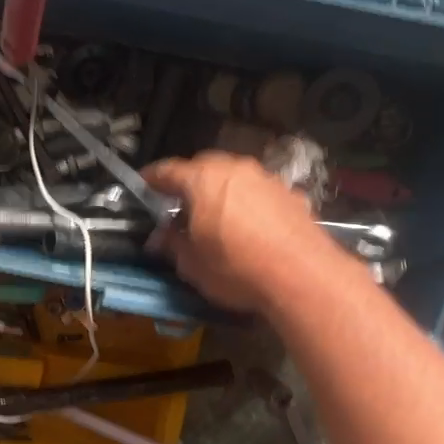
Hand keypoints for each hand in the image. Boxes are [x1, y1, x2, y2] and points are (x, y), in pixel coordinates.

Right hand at [146, 152, 345, 312]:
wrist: (300, 275)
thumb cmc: (236, 268)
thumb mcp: (192, 264)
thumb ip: (172, 244)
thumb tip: (160, 237)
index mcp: (203, 180)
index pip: (168, 171)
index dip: (151, 179)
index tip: (142, 186)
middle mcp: (234, 169)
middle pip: (203, 168)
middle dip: (188, 184)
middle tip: (177, 205)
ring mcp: (265, 178)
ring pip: (233, 178)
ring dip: (219, 193)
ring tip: (212, 218)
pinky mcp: (289, 193)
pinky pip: (257, 193)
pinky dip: (245, 204)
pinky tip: (246, 229)